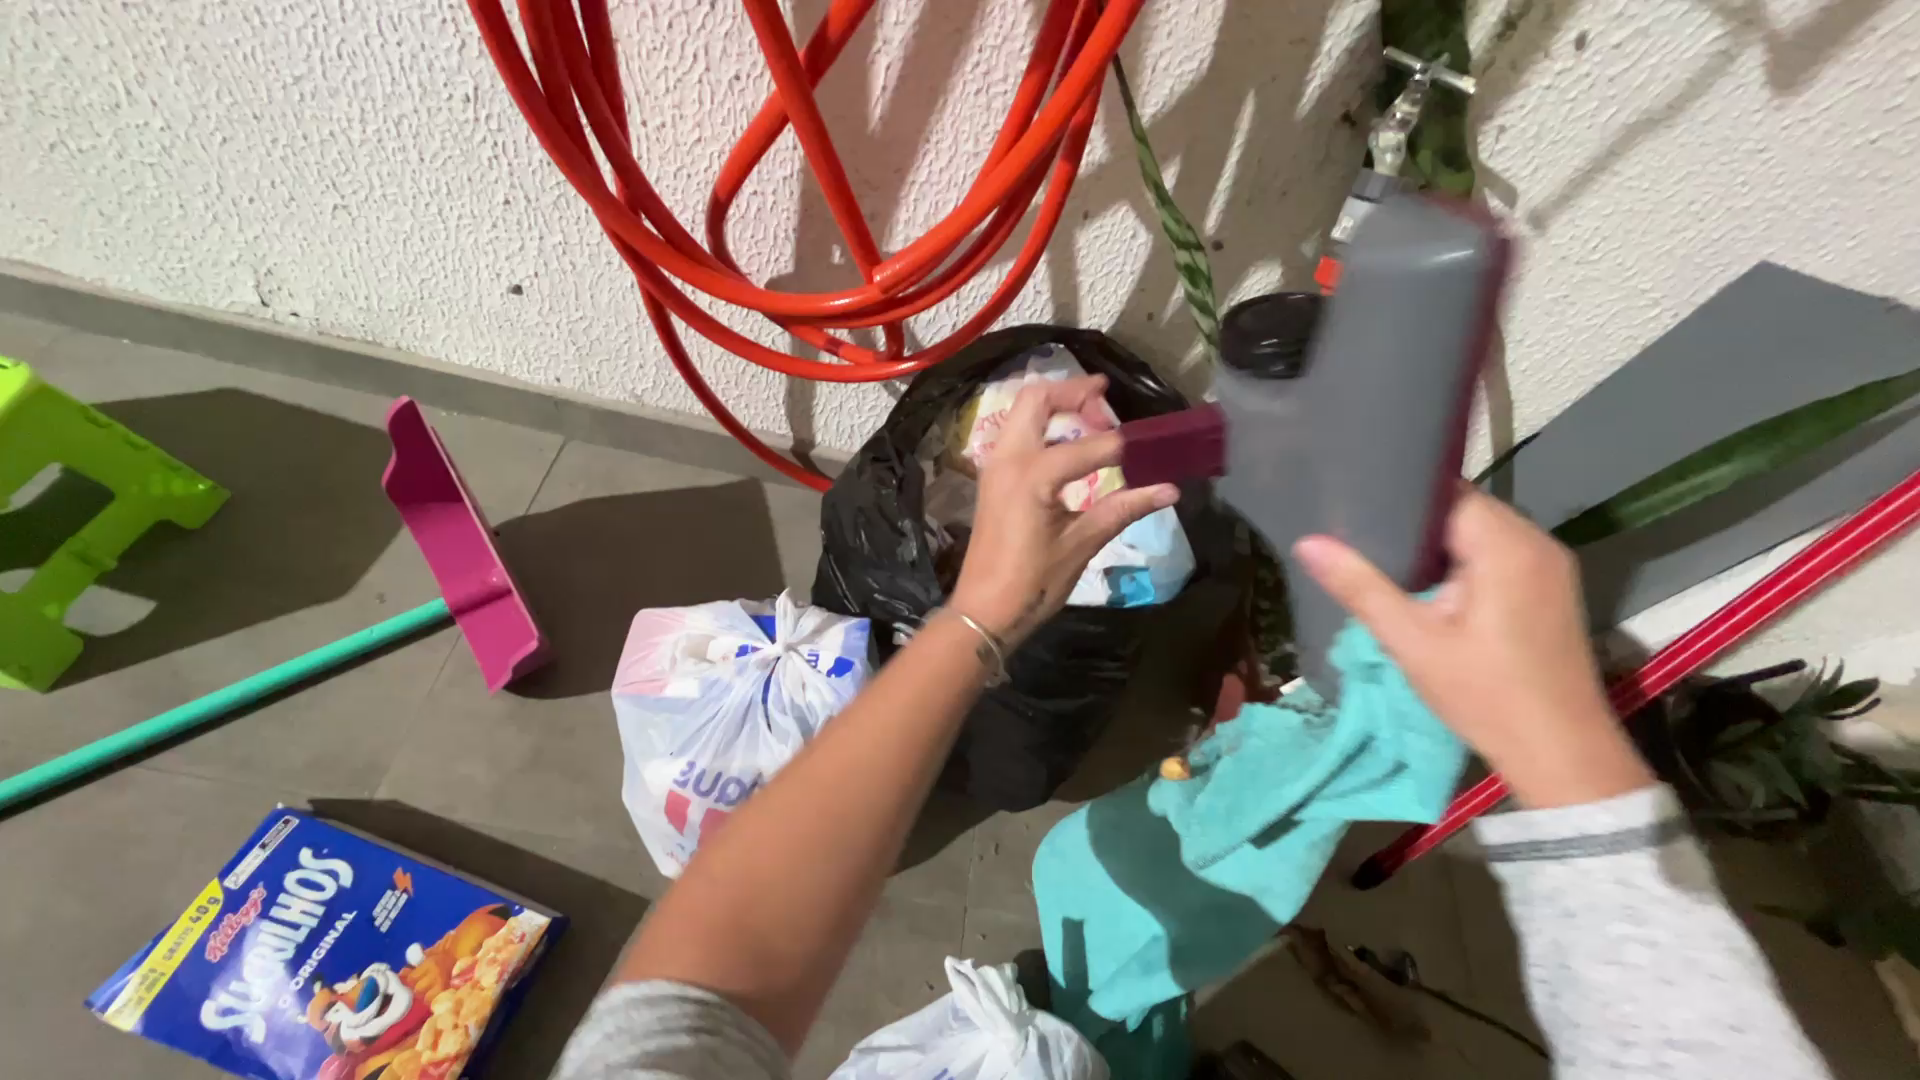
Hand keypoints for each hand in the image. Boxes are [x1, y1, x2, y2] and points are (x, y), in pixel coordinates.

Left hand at [949, 375, 1179, 647]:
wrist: (983, 611)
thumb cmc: (1032, 583)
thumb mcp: (1081, 545)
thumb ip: (1123, 509)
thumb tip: (1170, 489)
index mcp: (1032, 474)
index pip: (1091, 446)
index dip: (1127, 445)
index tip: (1156, 444)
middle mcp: (1008, 458)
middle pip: (1037, 399)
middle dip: (1074, 393)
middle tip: (1107, 399)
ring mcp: (995, 466)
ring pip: (1023, 412)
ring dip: (1056, 406)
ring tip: (1094, 419)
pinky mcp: (992, 479)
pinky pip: (1017, 434)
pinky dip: (1043, 426)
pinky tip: (1069, 445)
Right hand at [1293, 487, 1654, 808]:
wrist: (1561, 755)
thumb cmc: (1485, 695)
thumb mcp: (1411, 642)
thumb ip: (1360, 587)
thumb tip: (1307, 543)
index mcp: (1507, 546)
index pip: (1446, 493)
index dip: (1398, 494)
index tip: (1352, 499)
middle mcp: (1537, 544)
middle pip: (1462, 509)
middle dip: (1410, 520)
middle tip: (1353, 530)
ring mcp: (1549, 567)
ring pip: (1478, 533)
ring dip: (1433, 543)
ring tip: (1377, 552)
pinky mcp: (1549, 590)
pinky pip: (1494, 555)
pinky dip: (1457, 560)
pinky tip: (1421, 583)